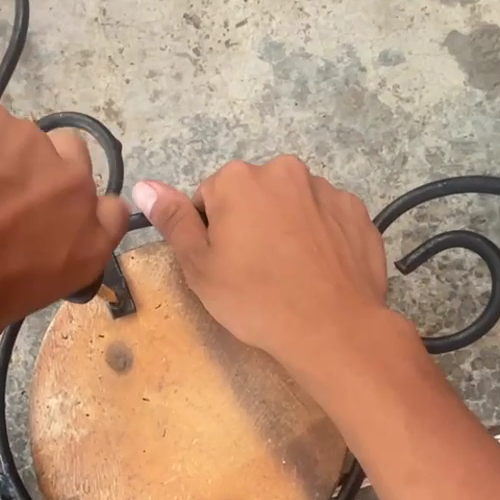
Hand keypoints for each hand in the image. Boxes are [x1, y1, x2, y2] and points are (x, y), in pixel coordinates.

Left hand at [0, 97, 129, 354]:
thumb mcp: (13, 303)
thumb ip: (38, 262)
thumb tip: (20, 247)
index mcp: (85, 246)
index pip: (111, 213)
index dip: (81, 212)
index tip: (54, 216)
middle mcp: (72, 191)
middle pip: (73, 162)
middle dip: (42, 174)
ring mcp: (30, 144)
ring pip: (22, 138)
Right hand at [132, 157, 399, 373]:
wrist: (330, 328)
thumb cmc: (254, 300)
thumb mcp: (200, 267)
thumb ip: (173, 221)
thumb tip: (143, 186)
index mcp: (238, 180)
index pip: (208, 199)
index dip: (210, 234)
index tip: (222, 266)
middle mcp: (283, 170)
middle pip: (252, 196)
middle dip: (249, 225)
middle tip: (253, 273)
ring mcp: (325, 189)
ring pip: (291, 206)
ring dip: (284, 230)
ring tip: (288, 275)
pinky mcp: (356, 212)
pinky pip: (326, 220)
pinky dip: (318, 239)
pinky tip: (316, 272)